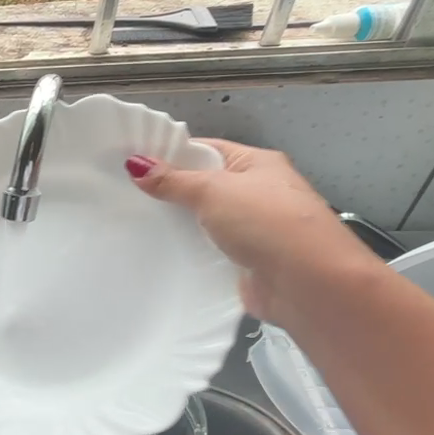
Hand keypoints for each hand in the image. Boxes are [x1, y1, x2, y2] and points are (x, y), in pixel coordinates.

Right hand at [126, 139, 379, 323]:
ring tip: (132, 222)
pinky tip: (158, 252)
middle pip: (203, 185)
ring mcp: (252, 228)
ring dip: (176, 223)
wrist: (310, 284)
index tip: (130, 161)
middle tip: (123, 193)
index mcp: (257, 164)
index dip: (170, 152)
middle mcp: (257, 192)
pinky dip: (186, 250)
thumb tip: (136, 164)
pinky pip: (207, 248)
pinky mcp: (243, 260)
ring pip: (203, 219)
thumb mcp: (214, 191)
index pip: (206, 150)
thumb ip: (173, 180)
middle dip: (168, 190)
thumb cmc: (269, 223)